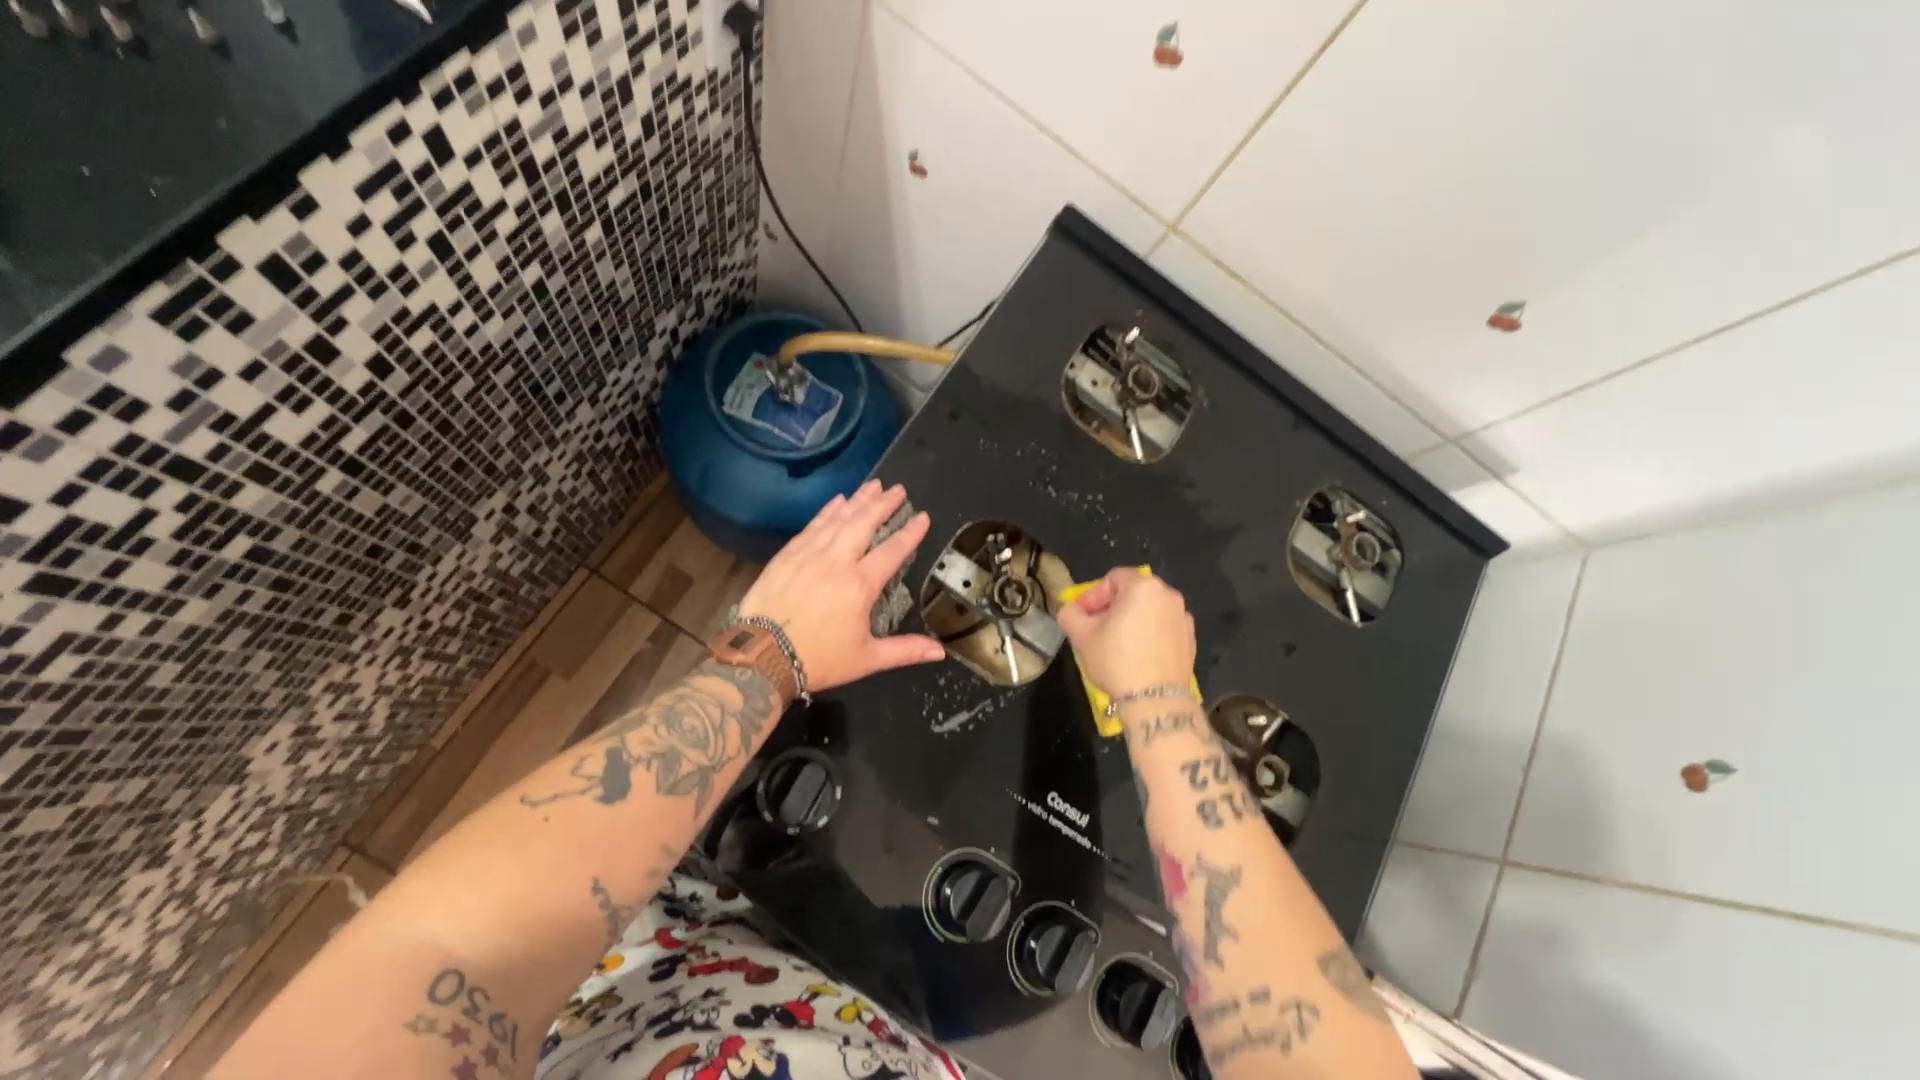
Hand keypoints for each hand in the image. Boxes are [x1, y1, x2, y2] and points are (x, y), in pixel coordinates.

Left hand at [737, 479, 944, 691]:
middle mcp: (836, 561)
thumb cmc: (818, 660)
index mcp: (860, 585)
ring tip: (873, 485)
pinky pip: (812, 526)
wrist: (760, 657)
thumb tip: (940, 652)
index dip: (910, 533)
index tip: (923, 517)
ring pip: (838, 519)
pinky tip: (838, 501)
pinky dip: (828, 511)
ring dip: (858, 500)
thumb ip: (904, 650)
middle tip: (898, 489)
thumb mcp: (866, 659)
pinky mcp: (787, 555)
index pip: (892, 551)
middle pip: (864, 523)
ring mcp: (809, 554)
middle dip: (883, 504)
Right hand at [1055, 568, 1196, 695]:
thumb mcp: (1081, 635)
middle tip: (1095, 628)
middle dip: (1111, 607)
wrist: (1155, 700)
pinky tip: (1137, 656)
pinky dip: (1149, 635)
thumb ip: (1069, 614)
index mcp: (1143, 586)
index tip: (1081, 616)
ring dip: (1130, 621)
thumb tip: (1070, 610)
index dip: (1092, 596)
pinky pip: (1163, 629)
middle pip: (1133, 593)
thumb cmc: (1116, 660)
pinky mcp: (1190, 640)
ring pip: (1149, 611)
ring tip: (1115, 643)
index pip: (1112, 579)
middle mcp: (1168, 595)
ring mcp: (1183, 618)